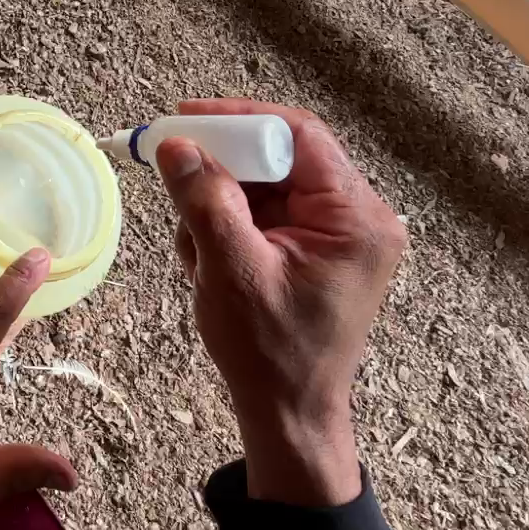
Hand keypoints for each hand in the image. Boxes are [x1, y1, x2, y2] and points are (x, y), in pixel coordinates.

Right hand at [157, 99, 404, 507]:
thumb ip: (204, 200)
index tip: (184, 117)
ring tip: (197, 250)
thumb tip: (173, 144)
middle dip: (220, 170)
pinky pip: (259, 210)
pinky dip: (224, 224)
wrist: (288, 412)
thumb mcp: (231, 269)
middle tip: (174, 179)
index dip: (238, 118)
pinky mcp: (311, 246)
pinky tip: (209, 260)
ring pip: (260, 183)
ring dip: (216, 204)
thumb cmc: (268, 350)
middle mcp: (355, 216)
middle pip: (276, 156)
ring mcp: (333, 232)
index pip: (298, 135)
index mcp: (355, 218)